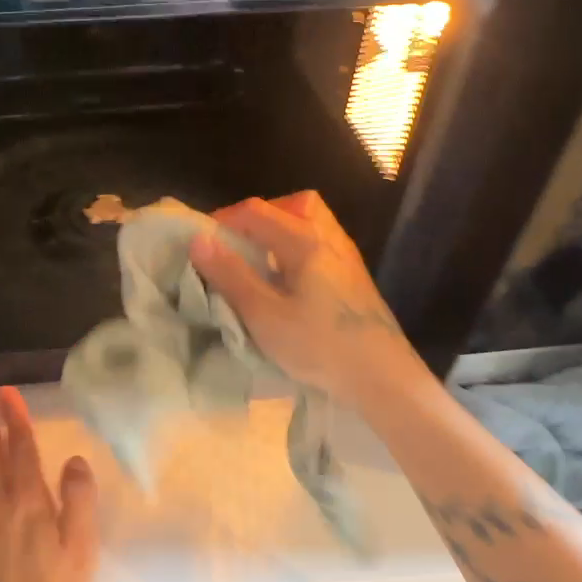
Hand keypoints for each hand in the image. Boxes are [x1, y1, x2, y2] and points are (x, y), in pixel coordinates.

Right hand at [190, 190, 426, 405]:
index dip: (223, 219)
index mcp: (305, 242)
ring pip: (314, 224)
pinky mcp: (355, 280)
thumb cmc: (319, 346)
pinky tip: (289, 282)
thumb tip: (199, 240)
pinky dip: (299, 249)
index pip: (257, 211)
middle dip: (260, 216)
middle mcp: (330, 240)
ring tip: (261, 261)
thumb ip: (231, 276)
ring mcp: (347, 259)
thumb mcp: (265, 315)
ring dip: (283, 230)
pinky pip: (323, 246)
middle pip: (295, 205)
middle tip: (237, 244)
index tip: (200, 242)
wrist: (382, 377)